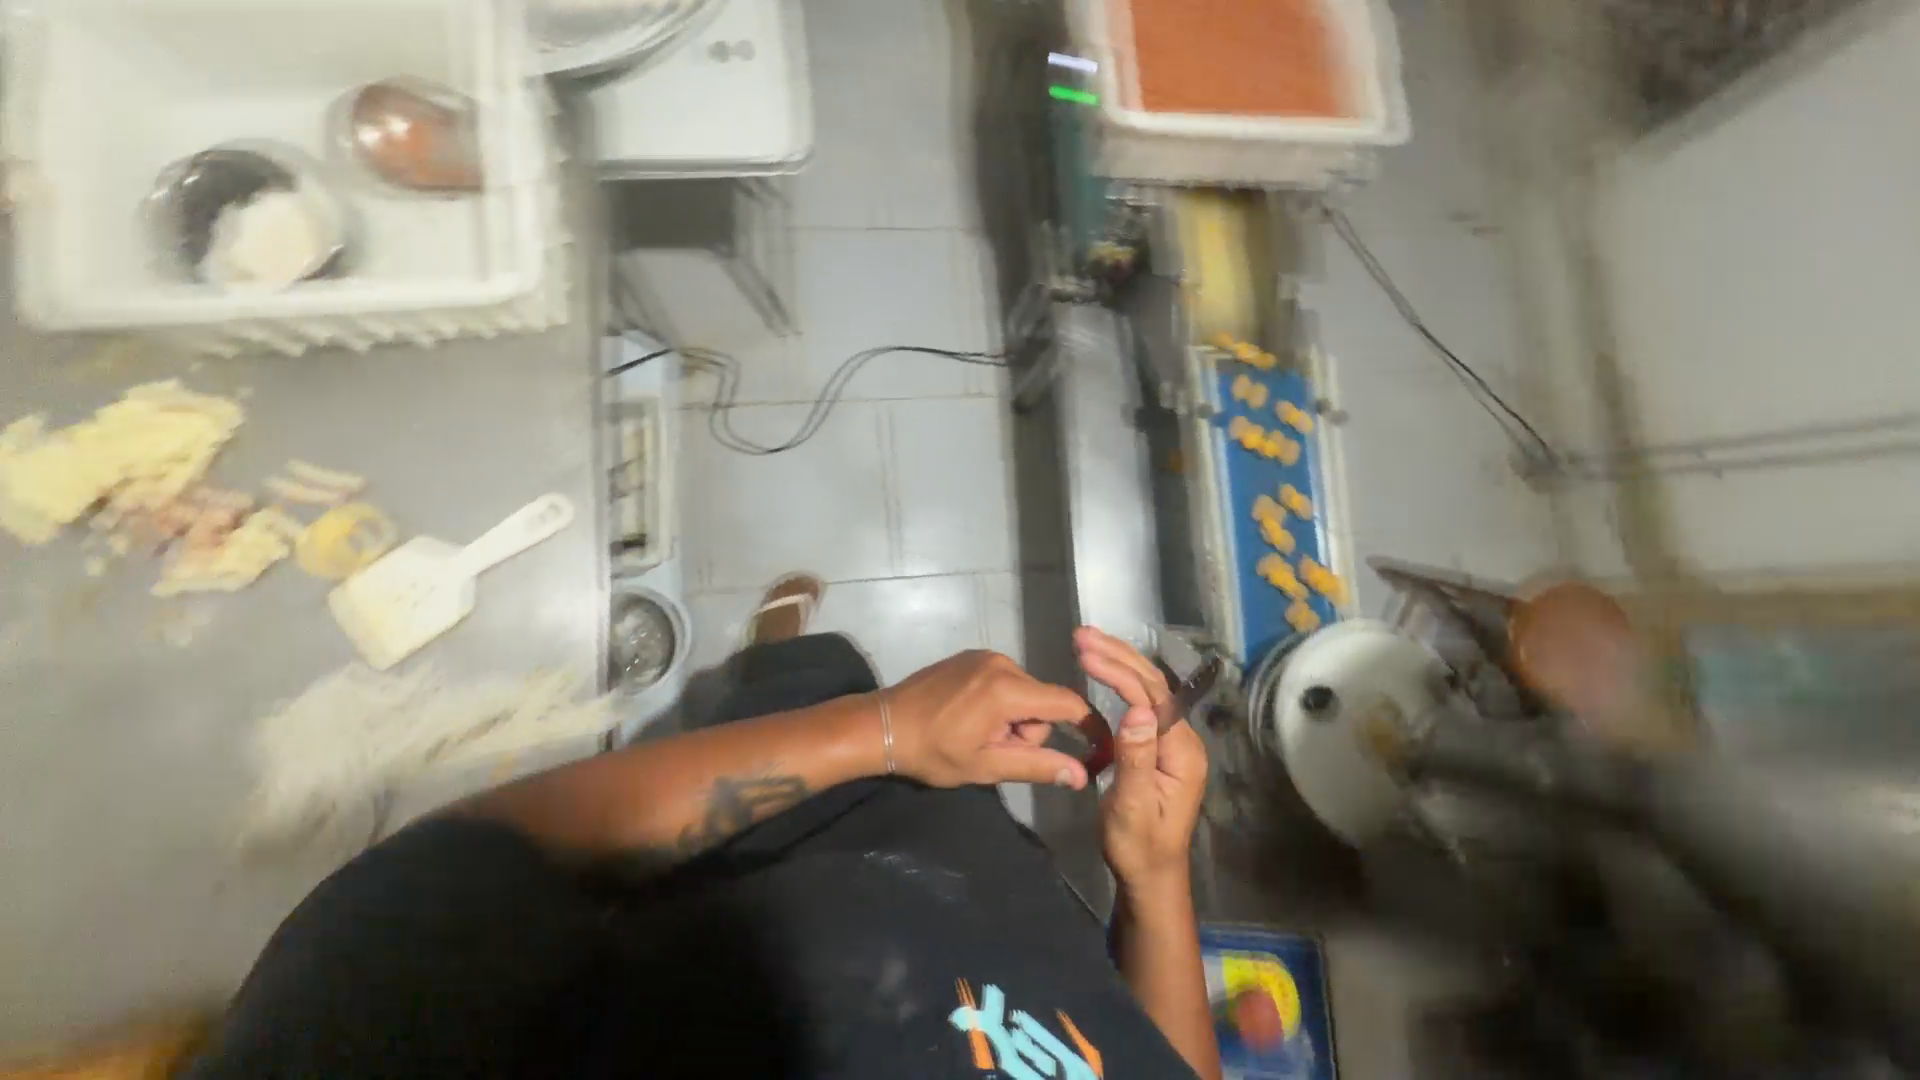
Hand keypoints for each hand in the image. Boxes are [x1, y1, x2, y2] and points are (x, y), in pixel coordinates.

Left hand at [886, 651, 1092, 789]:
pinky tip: (969, 715)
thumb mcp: (986, 766)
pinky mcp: (971, 656)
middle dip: (1028, 728)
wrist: (883, 725)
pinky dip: (998, 700)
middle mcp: (1001, 663)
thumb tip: (1081, 775)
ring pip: (1024, 691)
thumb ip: (1037, 766)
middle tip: (993, 747)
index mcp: (1007, 690)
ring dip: (1012, 716)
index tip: (1090, 747)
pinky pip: (1003, 679)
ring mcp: (984, 656)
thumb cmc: (934, 752)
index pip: (1066, 703)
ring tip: (976, 732)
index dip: (1083, 725)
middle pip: (1043, 700)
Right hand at [1077, 627, 1207, 897]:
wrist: (1150, 875)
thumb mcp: (1132, 806)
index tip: (1086, 655)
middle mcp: (1182, 740)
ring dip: (1120, 662)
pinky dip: (1121, 680)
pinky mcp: (1159, 746)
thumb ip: (1135, 757)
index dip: (1119, 672)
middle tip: (1081, 635)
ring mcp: (1172, 741)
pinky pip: (1143, 702)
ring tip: (1088, 642)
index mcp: (1181, 752)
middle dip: (1118, 656)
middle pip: (1153, 685)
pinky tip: (1103, 668)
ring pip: (1149, 689)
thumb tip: (1137, 710)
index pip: (1152, 697)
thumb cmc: (1138, 846)